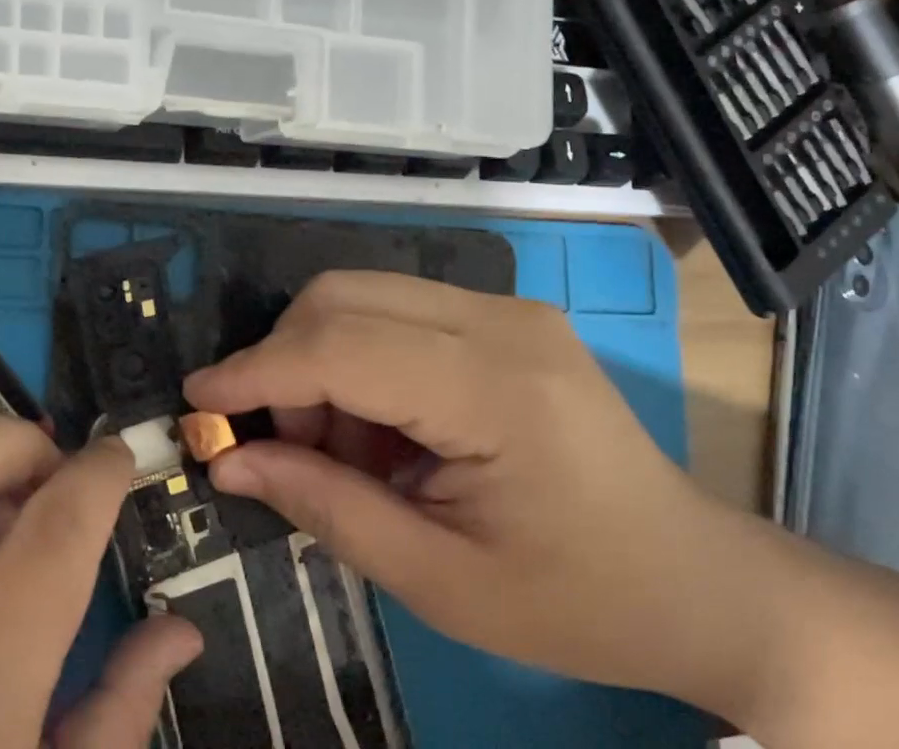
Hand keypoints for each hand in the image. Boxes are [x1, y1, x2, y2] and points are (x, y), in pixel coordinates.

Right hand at [183, 271, 761, 701]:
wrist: (701, 585)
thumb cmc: (577, 600)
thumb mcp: (439, 582)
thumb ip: (325, 509)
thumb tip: (228, 462)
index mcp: (497, 392)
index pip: (341, 348)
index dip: (254, 373)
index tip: (196, 405)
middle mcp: (502, 324)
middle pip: (340, 298)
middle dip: (282, 364)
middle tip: (279, 445)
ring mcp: (509, 313)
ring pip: (360, 297)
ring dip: (318, 364)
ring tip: (340, 452)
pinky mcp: (505, 321)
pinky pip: (394, 314)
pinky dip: (356, 363)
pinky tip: (379, 434)